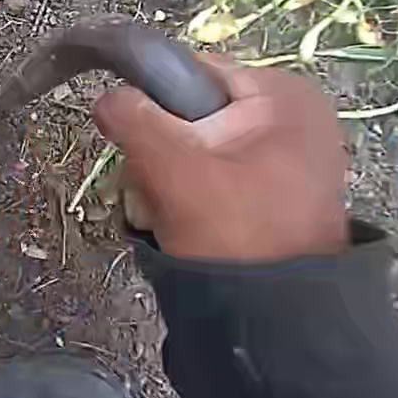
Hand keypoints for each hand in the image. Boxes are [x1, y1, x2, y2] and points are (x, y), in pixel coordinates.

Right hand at [92, 58, 348, 262]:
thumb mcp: (176, 170)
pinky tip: (179, 219)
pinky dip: (185, 193)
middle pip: (186, 113)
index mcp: (283, 96)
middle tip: (151, 185)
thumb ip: (135, 121)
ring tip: (163, 209)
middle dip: (157, 151)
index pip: (188, 71)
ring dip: (162, 176)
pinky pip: (208, 172)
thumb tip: (107, 97)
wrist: (280, 325)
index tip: (129, 137)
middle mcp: (289, 118)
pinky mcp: (270, 189)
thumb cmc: (239, 237)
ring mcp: (282, 156)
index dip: (149, 101)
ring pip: (191, 146)